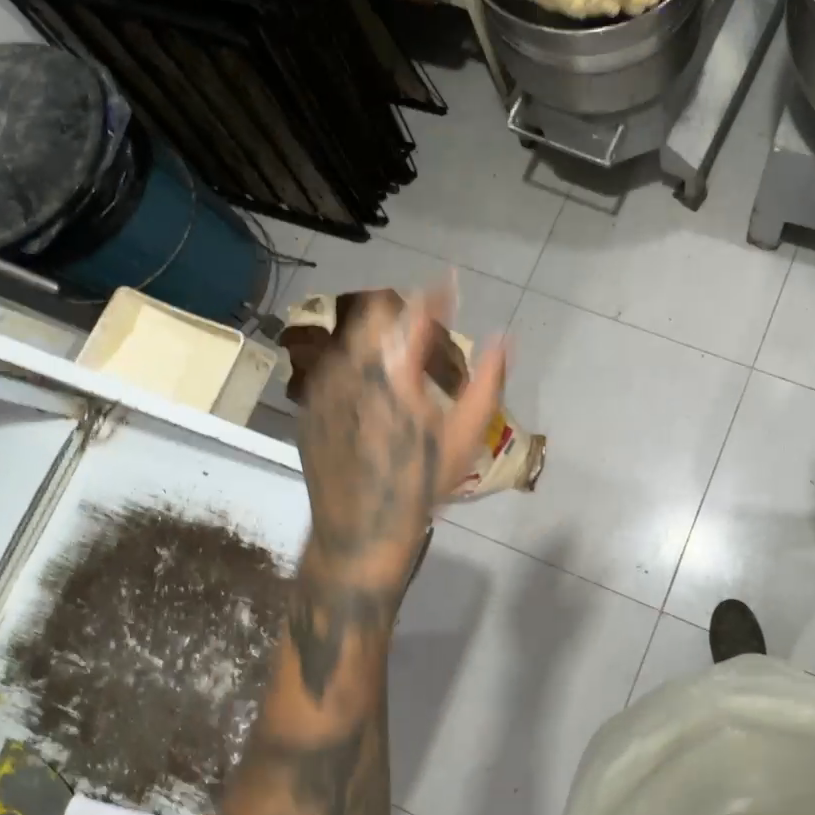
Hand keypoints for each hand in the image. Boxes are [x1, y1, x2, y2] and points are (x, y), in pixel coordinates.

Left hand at [296, 283, 506, 579]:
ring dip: (378, 337)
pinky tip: (373, 389)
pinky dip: (357, 364)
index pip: (414, 312)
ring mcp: (324, 388)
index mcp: (393, 372)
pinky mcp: (310, 408)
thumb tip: (504, 339)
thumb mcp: (464, 439)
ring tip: (402, 356)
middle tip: (427, 323)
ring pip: (351, 340)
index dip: (435, 293)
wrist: (357, 534)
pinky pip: (334, 368)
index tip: (449, 281)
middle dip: (402, 311)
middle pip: (374, 316)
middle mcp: (351, 369)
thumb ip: (487, 383)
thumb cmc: (418, 486)